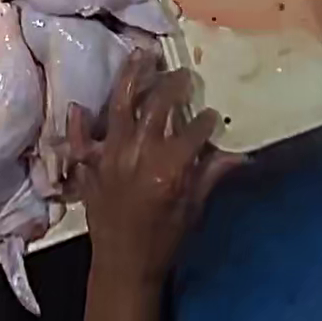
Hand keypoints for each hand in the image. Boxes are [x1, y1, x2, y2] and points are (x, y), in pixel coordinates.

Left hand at [69, 52, 243, 296]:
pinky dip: (79, 121)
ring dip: (132, 76)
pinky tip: (80, 103)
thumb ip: (212, 175)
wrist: (123, 268)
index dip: (206, 120)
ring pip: (120, 103)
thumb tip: (242, 154)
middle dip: (173, 84)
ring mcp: (110, 154)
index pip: (193, 131)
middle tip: (183, 75)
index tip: (212, 114)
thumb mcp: (193, 210)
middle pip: (157, 104)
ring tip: (143, 54)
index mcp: (168, 168)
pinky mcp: (91, 163)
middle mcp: (138, 153)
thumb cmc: (164, 239)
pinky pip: (80, 138)